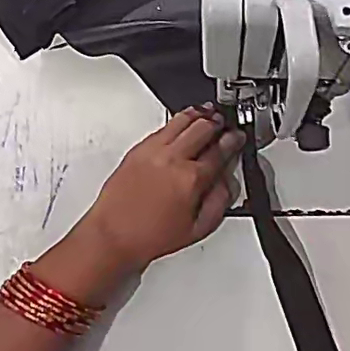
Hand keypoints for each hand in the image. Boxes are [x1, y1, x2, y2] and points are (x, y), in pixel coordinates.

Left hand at [36, 106, 244, 303]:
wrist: (113, 236)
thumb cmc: (149, 236)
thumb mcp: (198, 228)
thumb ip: (220, 201)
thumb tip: (228, 181)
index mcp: (192, 179)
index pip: (221, 150)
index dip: (233, 141)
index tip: (237, 138)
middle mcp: (173, 160)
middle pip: (204, 127)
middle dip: (219, 123)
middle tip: (225, 124)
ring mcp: (154, 151)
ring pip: (183, 120)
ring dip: (199, 115)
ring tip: (207, 114)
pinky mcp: (138, 149)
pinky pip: (163, 127)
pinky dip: (177, 121)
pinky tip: (183, 123)